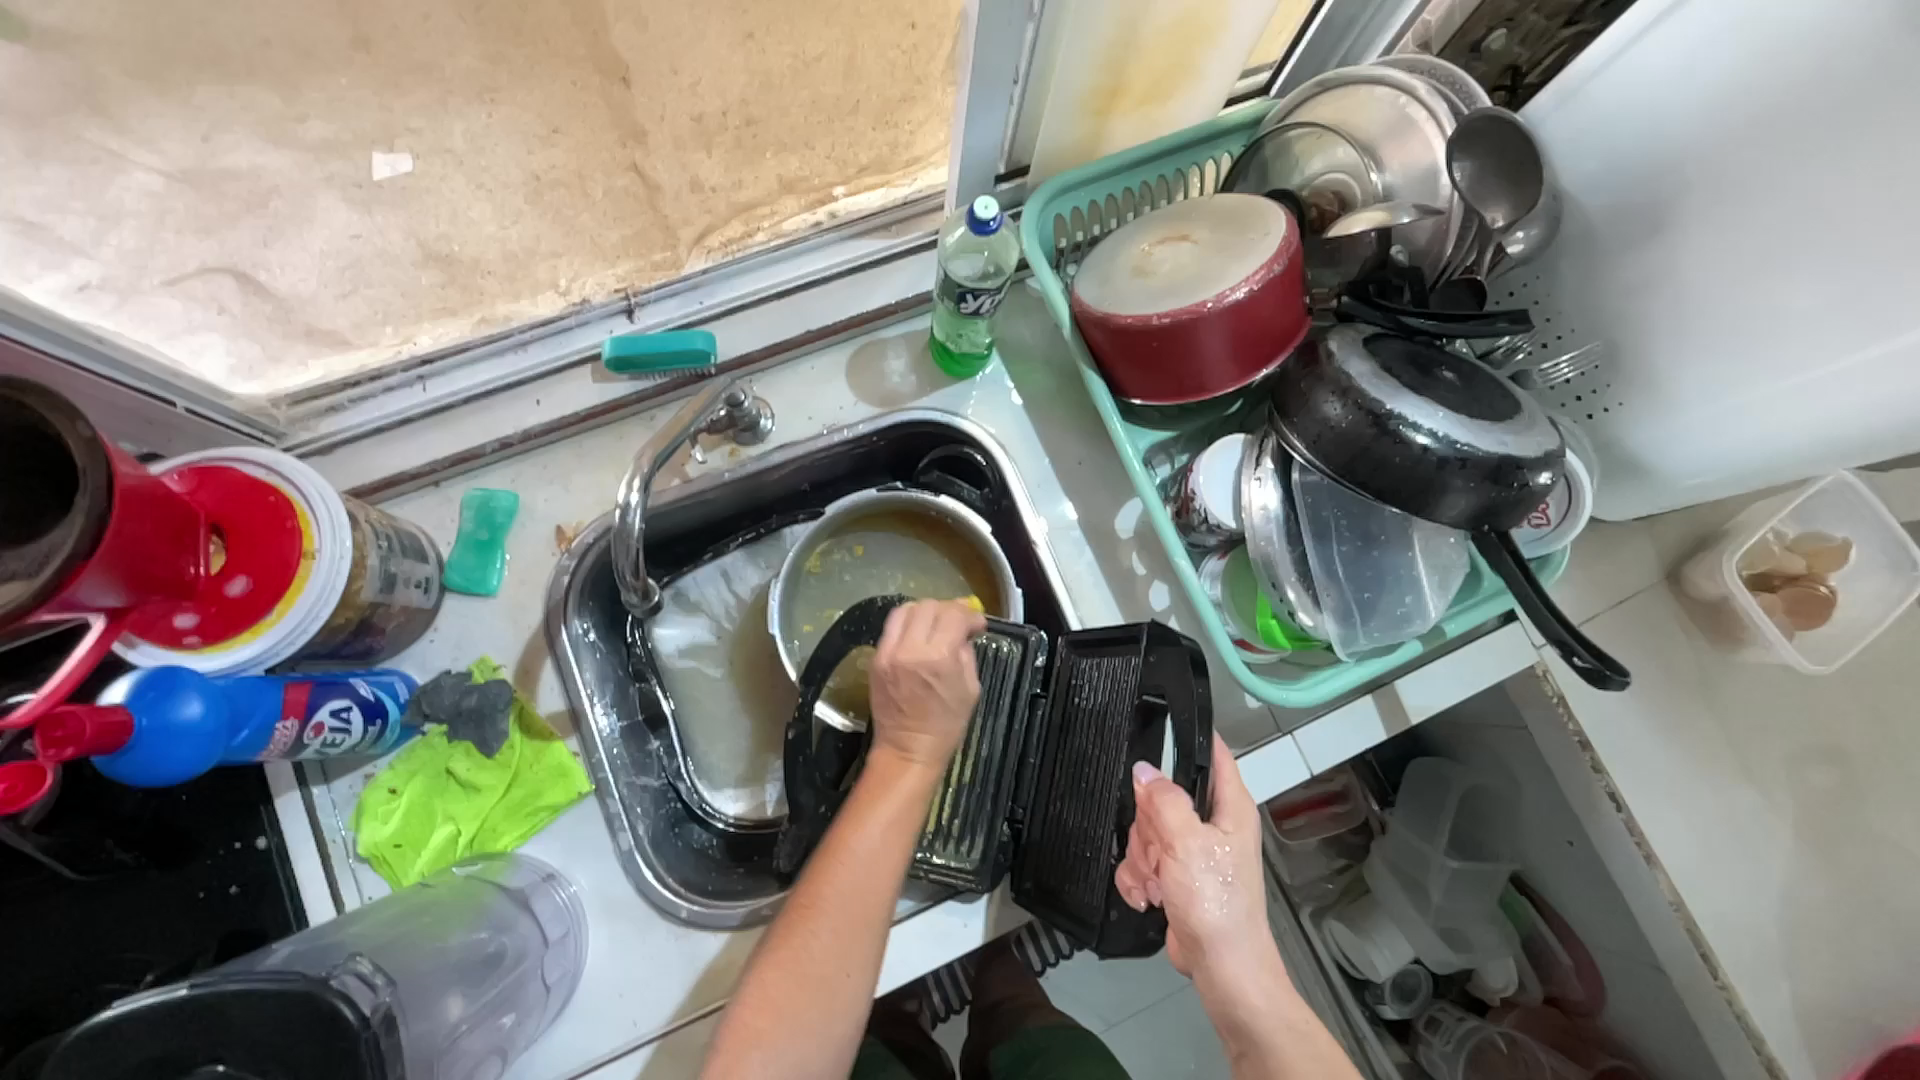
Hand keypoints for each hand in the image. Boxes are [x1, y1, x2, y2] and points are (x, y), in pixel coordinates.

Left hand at [868, 600, 984, 772]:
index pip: (954, 615)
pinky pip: (891, 627)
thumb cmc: (946, 726)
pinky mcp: (875, 658)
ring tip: (936, 624)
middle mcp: (910, 648)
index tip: (978, 624)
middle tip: (958, 623)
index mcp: (939, 657)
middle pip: (929, 606)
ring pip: (906, 610)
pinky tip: (918, 635)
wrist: (907, 750)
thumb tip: (964, 632)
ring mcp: (888, 652)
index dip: (970, 615)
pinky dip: (908, 624)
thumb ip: (967, 653)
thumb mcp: (971, 688)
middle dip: (949, 610)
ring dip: (925, 611)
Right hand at [1115, 739, 1273, 983]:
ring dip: (1142, 858)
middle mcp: (1211, 823)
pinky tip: (1149, 896)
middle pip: (1161, 795)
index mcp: (1228, 806)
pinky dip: (1139, 879)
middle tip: (1160, 847)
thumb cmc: (1217, 903)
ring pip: (1145, 830)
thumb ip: (1163, 800)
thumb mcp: (1187, 843)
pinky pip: (1141, 860)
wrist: (1221, 967)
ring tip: (1159, 882)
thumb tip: (1143, 770)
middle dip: (1148, 825)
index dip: (1190, 736)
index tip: (1159, 726)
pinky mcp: (1175, 875)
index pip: (1213, 753)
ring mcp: (1191, 850)